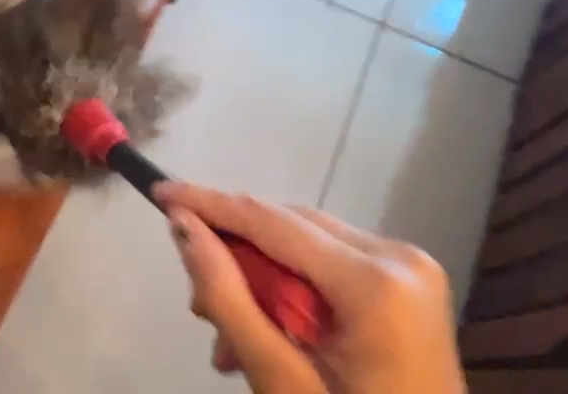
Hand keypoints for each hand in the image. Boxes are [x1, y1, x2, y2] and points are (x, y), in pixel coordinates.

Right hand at [155, 182, 463, 393]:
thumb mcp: (280, 381)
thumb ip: (227, 297)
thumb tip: (181, 225)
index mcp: (376, 283)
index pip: (270, 221)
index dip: (208, 203)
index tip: (158, 192)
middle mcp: (398, 256)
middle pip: (287, 228)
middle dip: (234, 256)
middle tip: (198, 309)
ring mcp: (409, 268)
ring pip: (303, 243)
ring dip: (258, 277)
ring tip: (230, 339)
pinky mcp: (408, 283)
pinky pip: (329, 263)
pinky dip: (291, 287)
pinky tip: (270, 330)